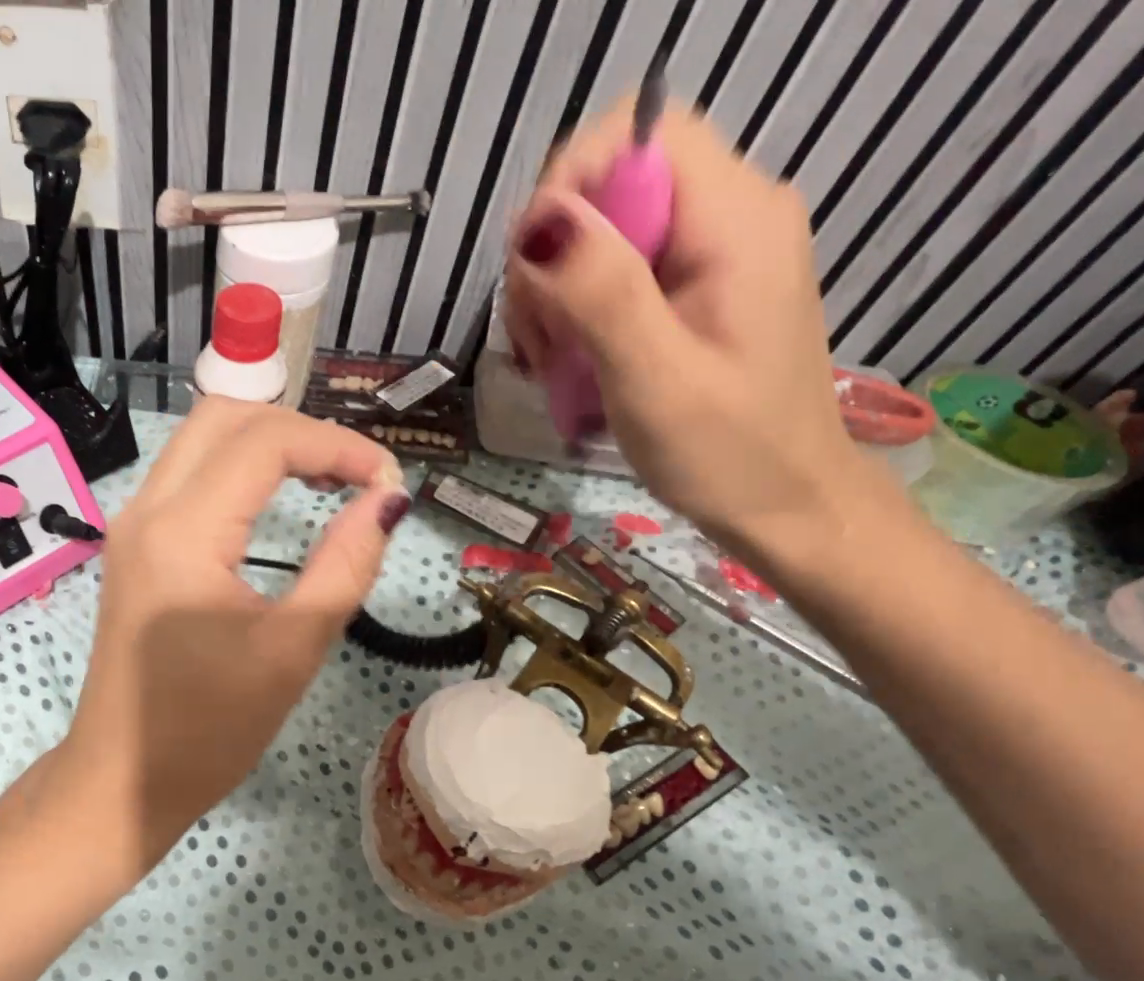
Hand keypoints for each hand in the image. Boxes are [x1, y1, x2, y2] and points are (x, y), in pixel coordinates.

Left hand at [63, 399, 409, 868]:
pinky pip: (188, 475)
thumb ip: (345, 564)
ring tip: (330, 481)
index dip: (337, 447)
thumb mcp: (292, 649)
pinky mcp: (133, 545)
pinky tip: (279, 499)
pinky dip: (239, 469)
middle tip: (355, 475)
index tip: (389, 485)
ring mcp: (132, 524)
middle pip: (225, 417)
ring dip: (268, 442)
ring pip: (202, 440)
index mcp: (181, 532)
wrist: (121, 780)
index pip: (265, 441)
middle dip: (300, 429)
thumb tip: (388, 500)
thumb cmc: (207, 729)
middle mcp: (146, 509)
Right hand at [500, 100, 881, 558]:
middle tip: (539, 336)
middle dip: (549, 253)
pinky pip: (607, 262)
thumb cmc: (728, 452)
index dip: (570, 182)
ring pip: (596, 226)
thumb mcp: (656, 378)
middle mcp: (728, 214)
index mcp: (736, 220)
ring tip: (550, 358)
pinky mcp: (690, 281)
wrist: (785, 505)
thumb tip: (539, 220)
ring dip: (551, 288)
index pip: (637, 134)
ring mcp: (708, 248)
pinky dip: (570, 306)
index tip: (535, 266)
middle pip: (606, 182)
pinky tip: (567, 358)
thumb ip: (602, 292)